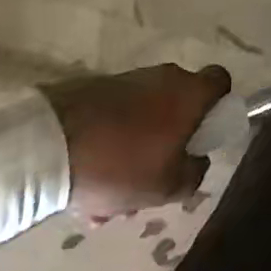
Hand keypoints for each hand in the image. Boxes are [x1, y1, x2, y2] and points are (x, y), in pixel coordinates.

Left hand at [39, 63, 230, 217]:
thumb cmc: (121, 163)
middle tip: (156, 175)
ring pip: (146, 115)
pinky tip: (90, 183)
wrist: (49, 143)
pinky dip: (112, 143)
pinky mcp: (98, 87)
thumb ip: (194, 173)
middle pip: (181, 103)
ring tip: (113, 194)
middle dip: (172, 138)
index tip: (205, 133)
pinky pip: (117, 117)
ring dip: (138, 147)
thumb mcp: (167, 186)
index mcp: (190, 93)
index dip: (219, 105)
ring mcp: (129, 79)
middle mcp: (165, 76)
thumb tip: (197, 160)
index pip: (221, 81)